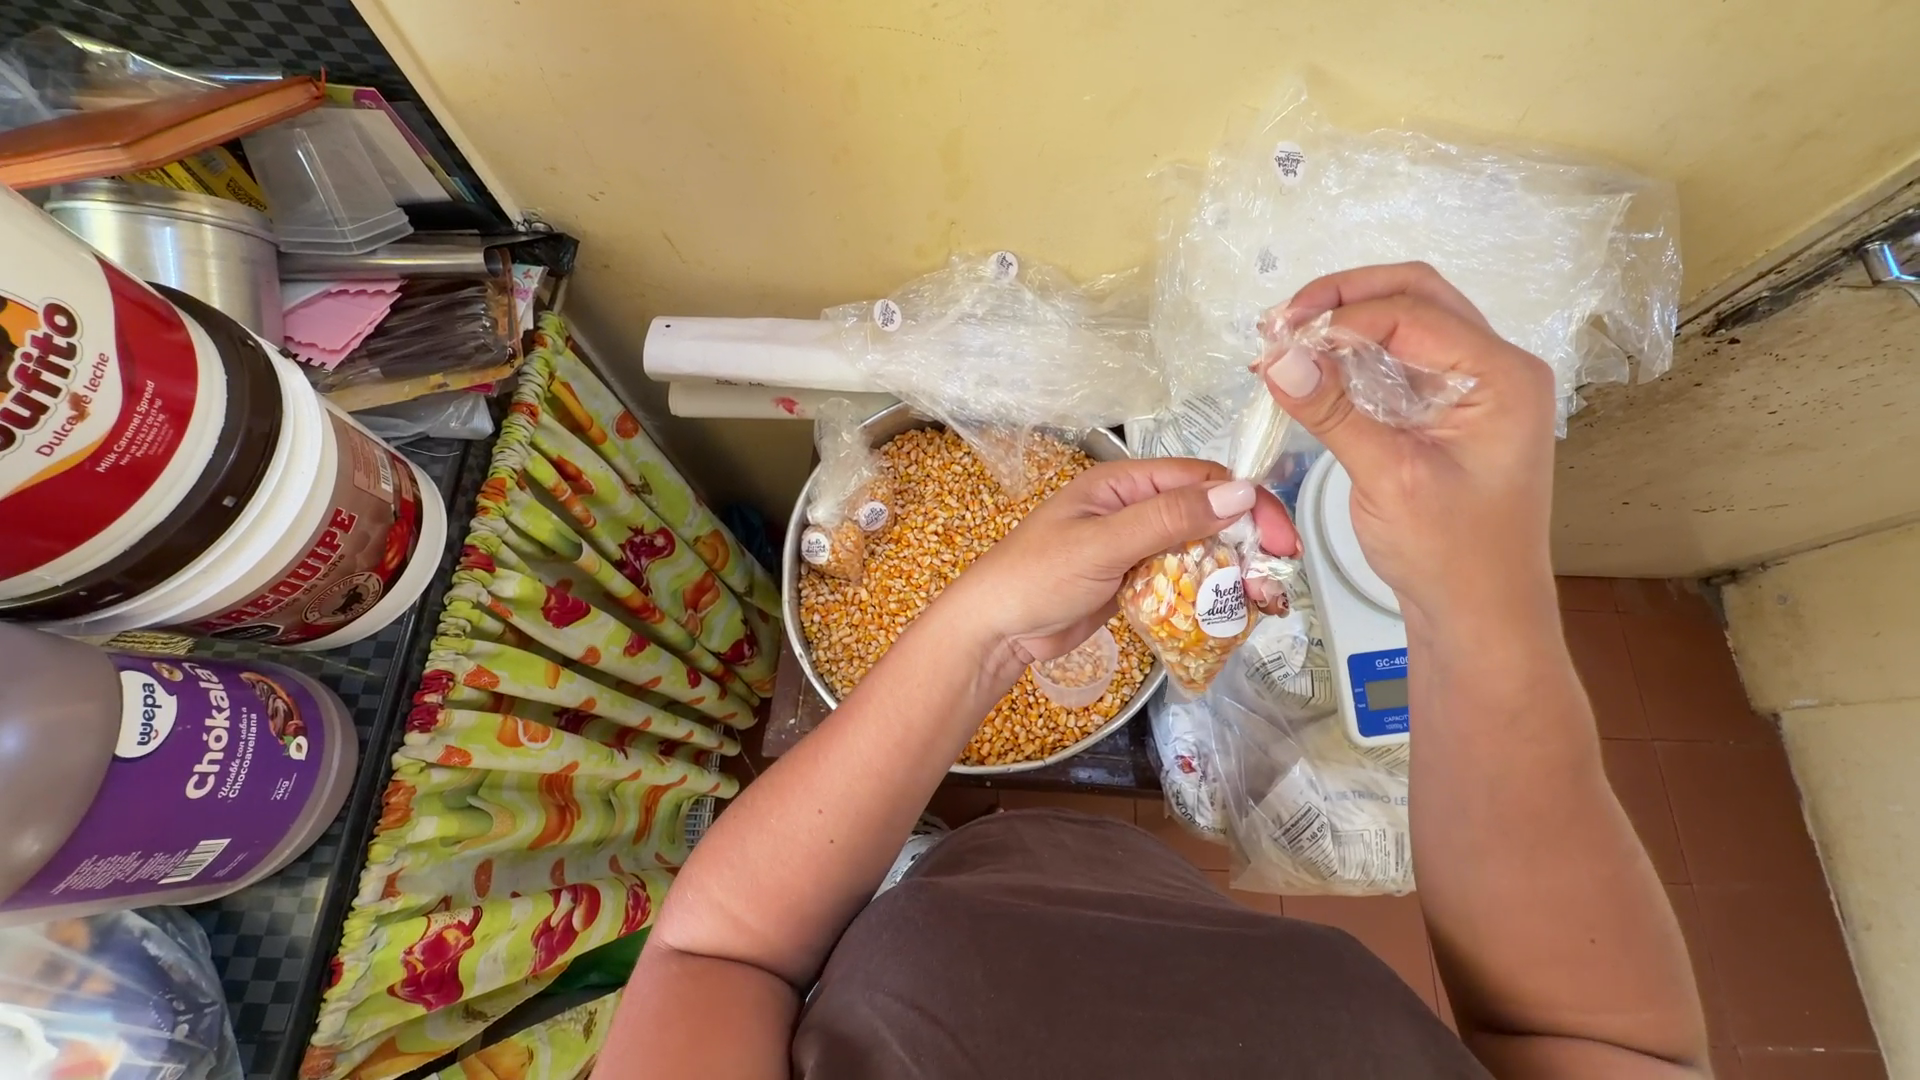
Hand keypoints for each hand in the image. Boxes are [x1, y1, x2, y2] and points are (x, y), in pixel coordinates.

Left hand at [940, 458, 1294, 670]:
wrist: (995, 630)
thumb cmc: (1035, 577)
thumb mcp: (1101, 545)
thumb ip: (1167, 519)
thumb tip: (1240, 494)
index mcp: (1122, 484)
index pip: (1200, 480)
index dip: (1246, 504)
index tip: (1280, 540)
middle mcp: (1132, 509)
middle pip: (1205, 515)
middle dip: (1245, 542)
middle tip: (1277, 578)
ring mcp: (1133, 547)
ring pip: (1197, 550)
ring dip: (1230, 571)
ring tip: (1260, 601)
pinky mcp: (1132, 581)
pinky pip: (1179, 580)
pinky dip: (1205, 593)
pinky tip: (1227, 611)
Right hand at [1259, 262, 1558, 622]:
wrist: (1475, 612)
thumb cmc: (1449, 553)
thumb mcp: (1387, 478)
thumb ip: (1333, 412)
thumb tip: (1277, 358)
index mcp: (1500, 376)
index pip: (1412, 312)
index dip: (1339, 318)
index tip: (1279, 341)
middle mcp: (1491, 369)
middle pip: (1414, 297)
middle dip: (1342, 300)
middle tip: (1280, 323)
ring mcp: (1466, 390)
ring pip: (1401, 327)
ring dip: (1340, 327)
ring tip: (1282, 344)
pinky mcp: (1439, 414)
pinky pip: (1391, 367)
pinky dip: (1345, 363)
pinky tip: (1305, 375)